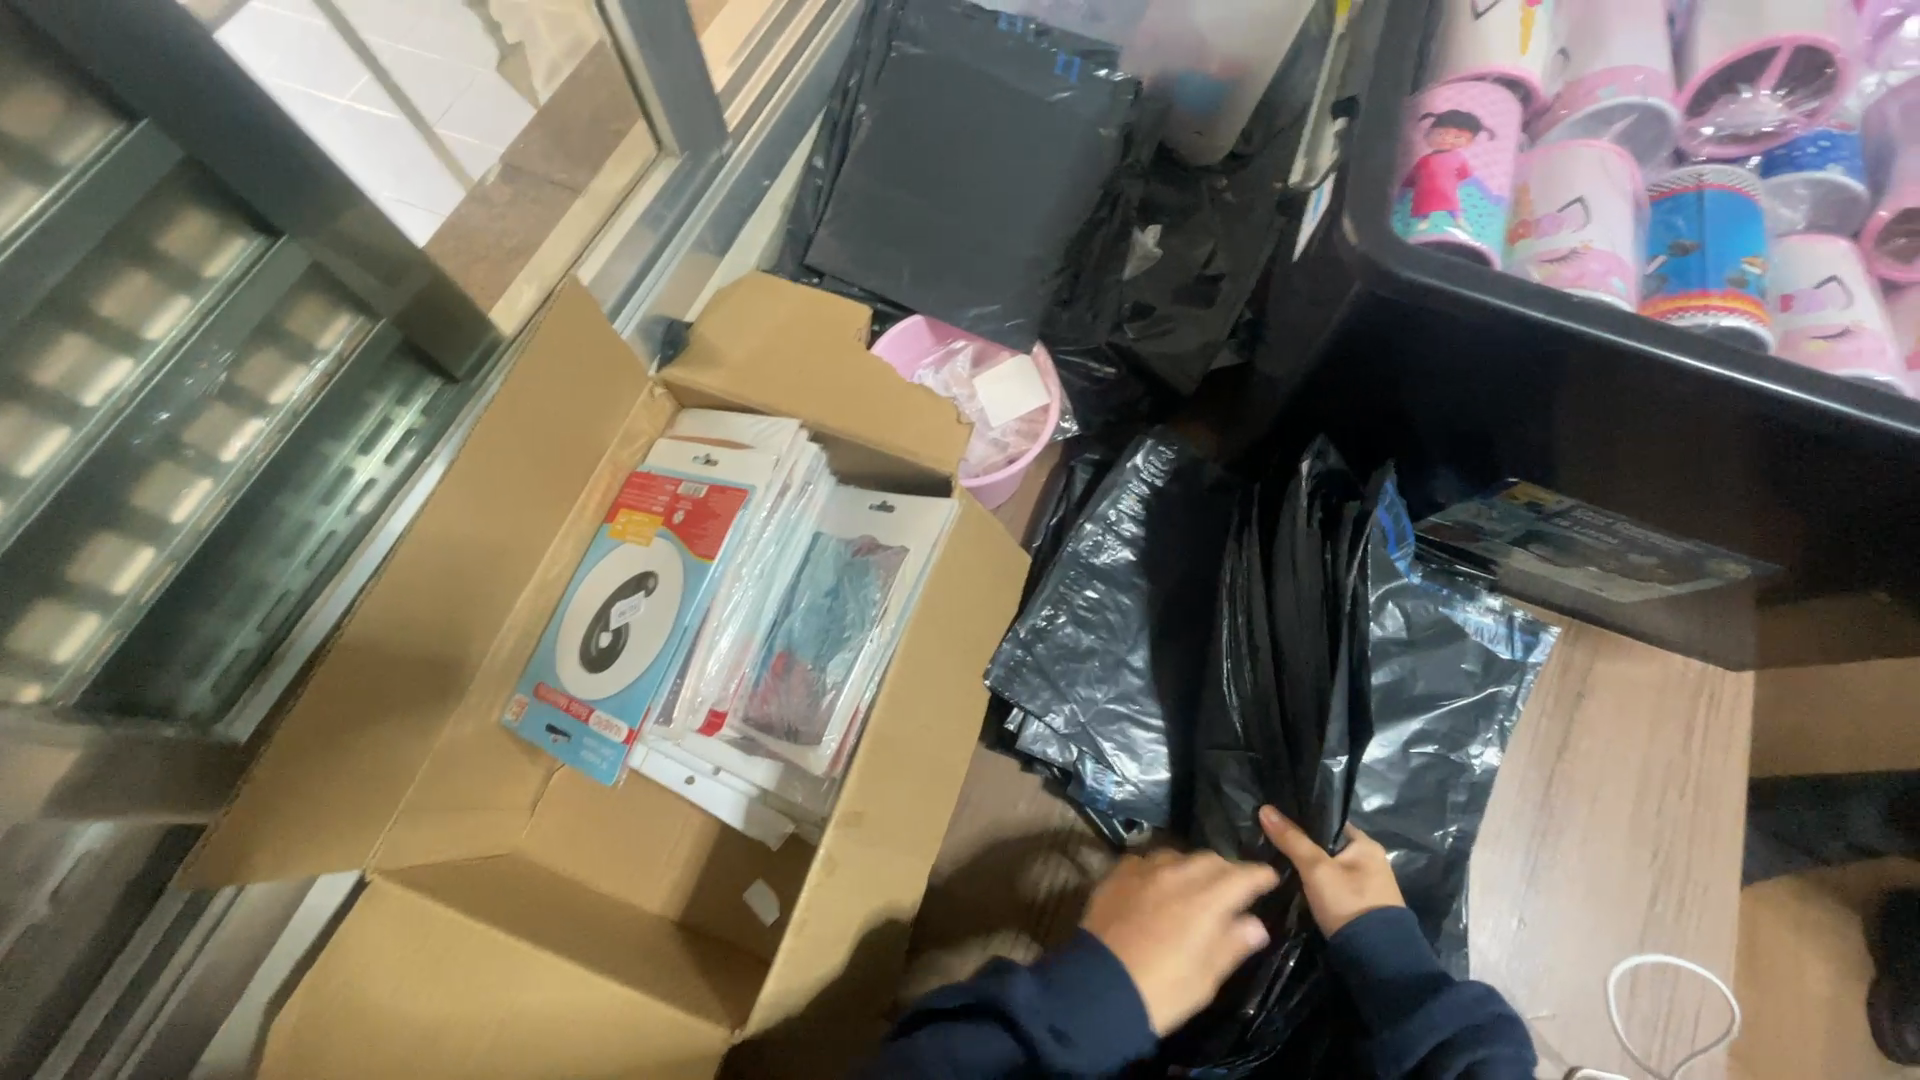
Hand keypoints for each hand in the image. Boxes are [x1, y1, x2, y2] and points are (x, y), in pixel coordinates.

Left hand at [1080, 851, 1278, 1035]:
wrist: (1100, 988)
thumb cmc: (1162, 991)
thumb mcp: (1206, 978)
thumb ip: (1232, 945)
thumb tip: (1256, 924)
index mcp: (1206, 900)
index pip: (1243, 875)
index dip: (1260, 875)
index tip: (1270, 879)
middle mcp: (1176, 874)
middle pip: (1211, 860)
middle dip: (1227, 870)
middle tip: (1233, 889)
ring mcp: (1143, 870)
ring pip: (1177, 855)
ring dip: (1192, 868)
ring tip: (1194, 886)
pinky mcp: (1117, 874)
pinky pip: (1145, 861)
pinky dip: (1159, 870)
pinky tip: (1157, 885)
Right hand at [1259, 806, 1405, 936]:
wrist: (1376, 959)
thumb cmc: (1348, 903)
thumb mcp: (1316, 869)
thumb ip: (1292, 839)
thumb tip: (1265, 808)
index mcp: (1366, 845)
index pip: (1328, 821)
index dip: (1301, 819)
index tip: (1274, 820)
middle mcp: (1370, 861)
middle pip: (1326, 844)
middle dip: (1301, 843)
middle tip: (1269, 839)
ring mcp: (1366, 885)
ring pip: (1327, 865)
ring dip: (1307, 864)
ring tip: (1275, 858)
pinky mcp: (1359, 904)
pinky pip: (1330, 883)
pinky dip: (1314, 881)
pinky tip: (1293, 881)